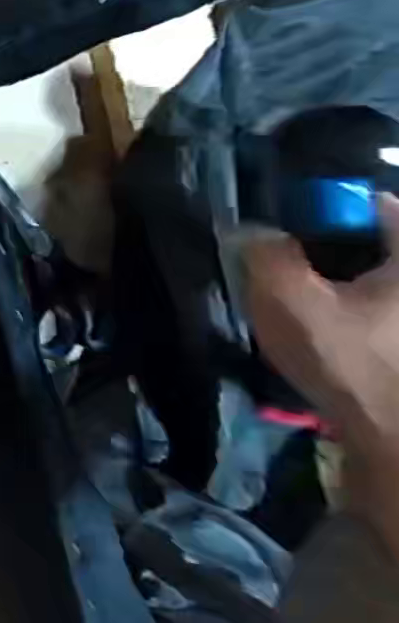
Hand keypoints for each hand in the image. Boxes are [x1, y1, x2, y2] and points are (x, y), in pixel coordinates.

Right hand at [245, 194, 398, 451]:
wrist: (397, 436)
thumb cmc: (345, 356)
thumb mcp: (284, 296)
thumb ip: (264, 250)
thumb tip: (257, 228)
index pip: (386, 208)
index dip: (334, 206)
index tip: (293, 220)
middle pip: (386, 244)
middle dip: (340, 242)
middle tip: (290, 256)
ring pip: (382, 279)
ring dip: (348, 278)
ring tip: (306, 294)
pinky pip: (383, 309)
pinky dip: (361, 306)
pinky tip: (334, 325)